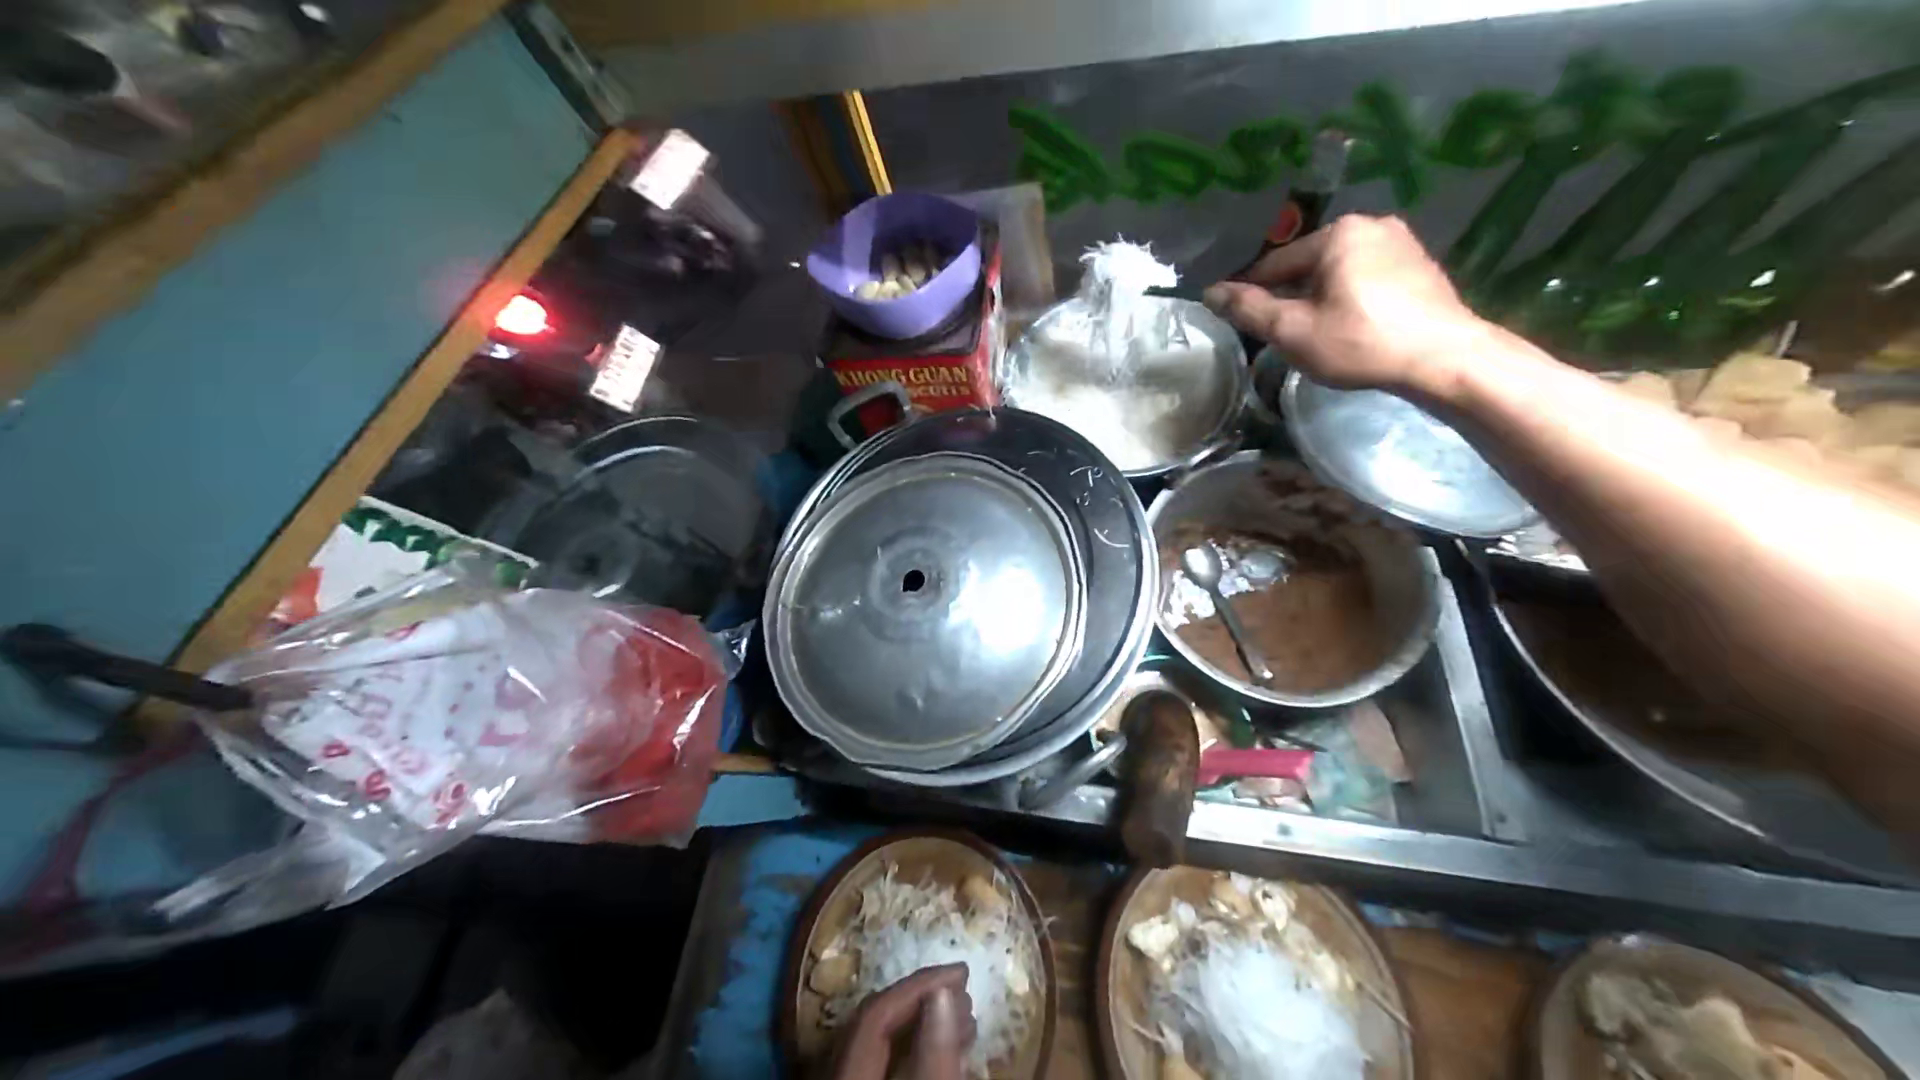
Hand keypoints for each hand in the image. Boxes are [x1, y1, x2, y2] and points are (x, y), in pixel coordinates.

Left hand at [829, 963, 976, 1079]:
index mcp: (845, 1070)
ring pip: (881, 1044)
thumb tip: (943, 990)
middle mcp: (835, 1070)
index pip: (877, 1010)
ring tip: (962, 1020)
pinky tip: (941, 1049)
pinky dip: (915, 1051)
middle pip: (877, 1022)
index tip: (962, 971)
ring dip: (922, 1025)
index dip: (920, 985)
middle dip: (922, 1001)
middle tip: (963, 992)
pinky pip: (884, 1064)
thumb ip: (933, 1052)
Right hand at [1203, 214, 1491, 396]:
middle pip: (1307, 265)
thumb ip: (1248, 309)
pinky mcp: (1418, 266)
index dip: (1250, 293)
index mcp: (1337, 233)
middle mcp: (1370, 225)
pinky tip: (1345, 327)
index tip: (1235, 319)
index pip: (1274, 263)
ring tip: (1309, 333)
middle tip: (1276, 334)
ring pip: (1336, 272)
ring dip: (1317, 298)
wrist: (1443, 358)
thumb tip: (1210, 293)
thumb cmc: (1359, 341)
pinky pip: (1364, 278)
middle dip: (1288, 296)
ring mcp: (1401, 243)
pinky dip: (1346, 298)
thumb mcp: (1292, 330)